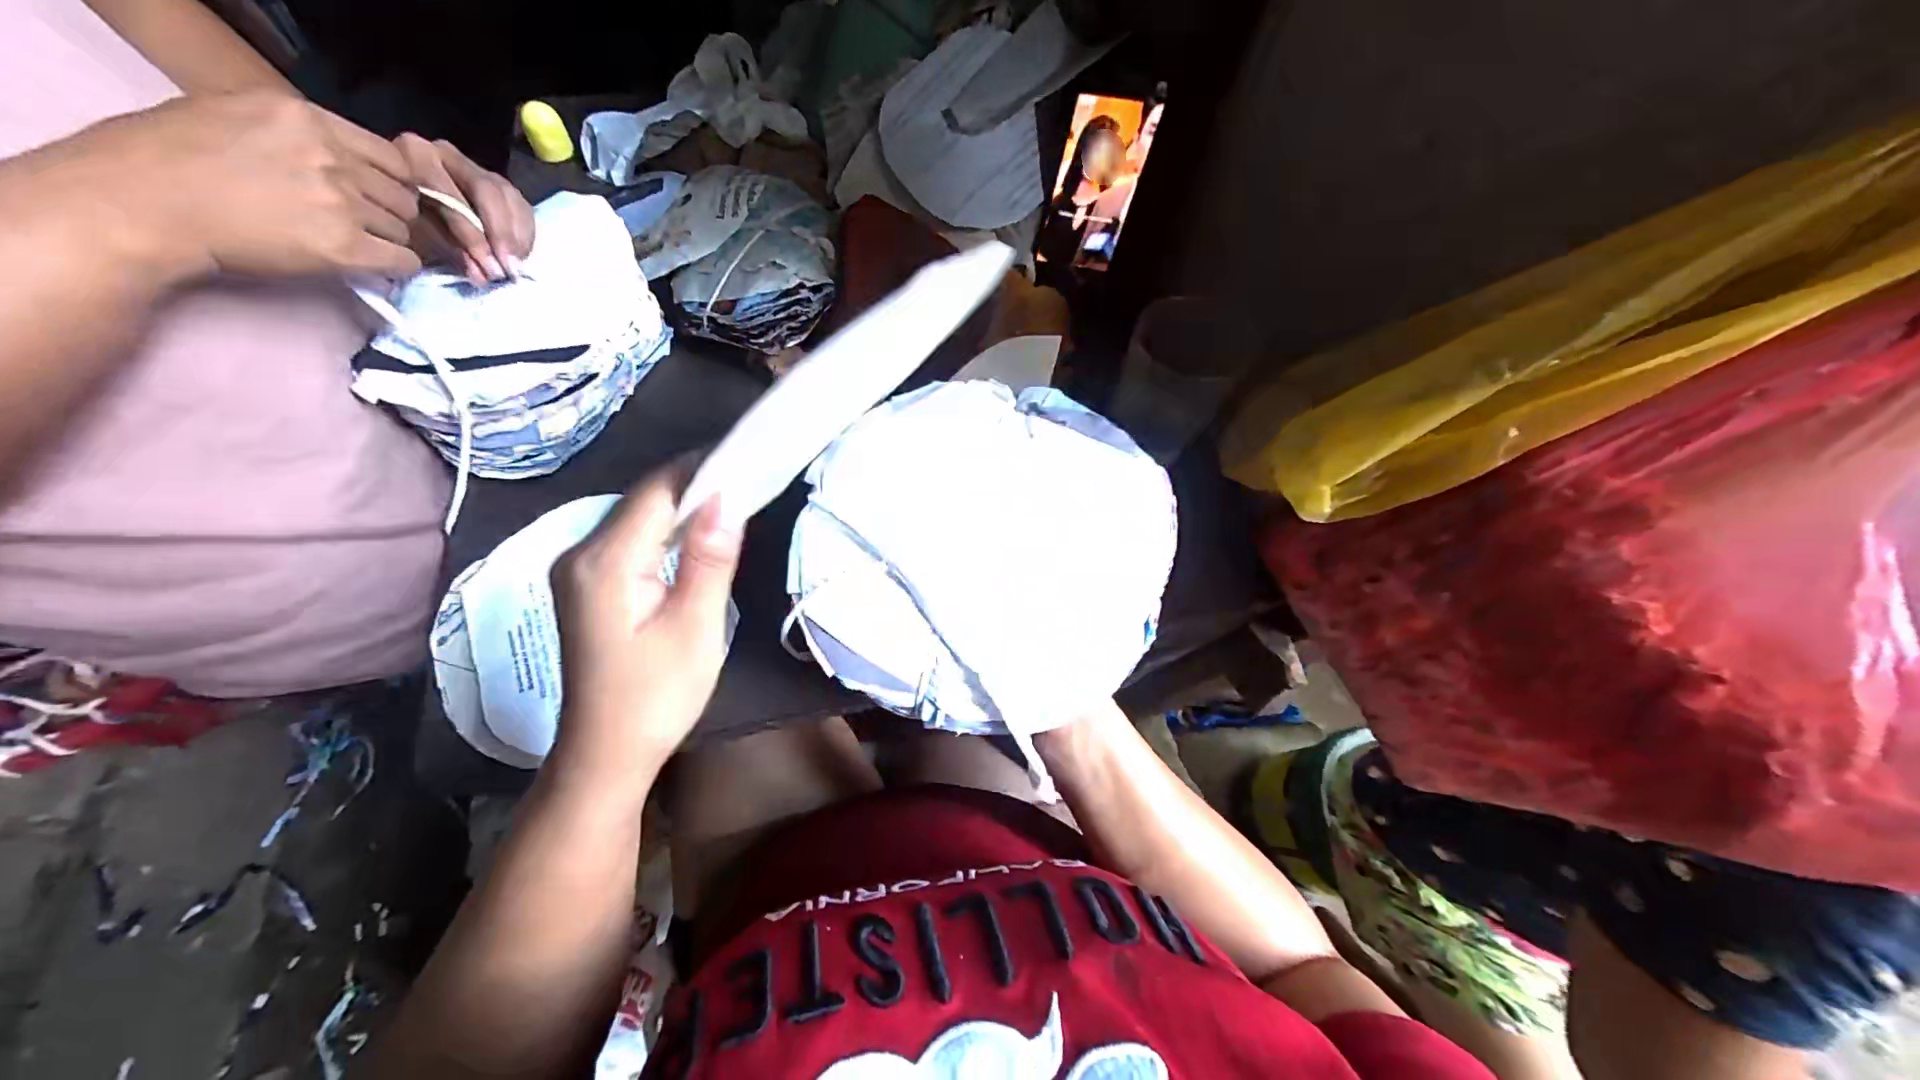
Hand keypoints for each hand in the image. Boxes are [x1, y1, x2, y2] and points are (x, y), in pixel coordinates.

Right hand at [38, 91, 423, 279]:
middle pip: (402, 197)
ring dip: (385, 240)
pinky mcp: (346, 245)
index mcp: (305, 118)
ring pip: (402, 230)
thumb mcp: (236, 116)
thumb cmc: (170, 160)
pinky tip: (372, 266)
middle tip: (358, 224)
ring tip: (345, 241)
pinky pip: (404, 262)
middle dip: (388, 213)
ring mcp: (341, 202)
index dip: (391, 182)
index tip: (376, 196)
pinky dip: (396, 267)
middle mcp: (331, 157)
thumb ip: (299, 135)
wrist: (138, 203)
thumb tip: (347, 160)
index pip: (392, 158)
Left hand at [392, 133, 534, 284]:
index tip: (491, 271)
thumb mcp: (413, 235)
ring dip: (518, 235)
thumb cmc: (398, 221)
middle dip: (503, 234)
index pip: (455, 199)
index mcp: (415, 158)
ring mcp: (475, 165)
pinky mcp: (496, 181)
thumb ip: (448, 250)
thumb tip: (483, 275)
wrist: (394, 207)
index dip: (476, 238)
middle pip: (489, 191)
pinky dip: (524, 232)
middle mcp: (446, 153)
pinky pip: (519, 204)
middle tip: (511, 267)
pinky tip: (522, 254)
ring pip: (509, 196)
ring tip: (518, 263)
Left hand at [549, 469, 741, 793]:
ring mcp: (579, 570)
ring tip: (736, 493)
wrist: (605, 755)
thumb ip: (709, 559)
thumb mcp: (694, 627)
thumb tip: (728, 497)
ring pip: (638, 518)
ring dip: (684, 504)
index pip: (657, 490)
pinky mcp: (588, 585)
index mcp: (604, 562)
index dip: (702, 465)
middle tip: (752, 470)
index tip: (750, 449)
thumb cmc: (656, 697)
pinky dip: (668, 529)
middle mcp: (580, 554)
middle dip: (696, 481)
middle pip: (643, 499)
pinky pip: (632, 540)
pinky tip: (699, 532)